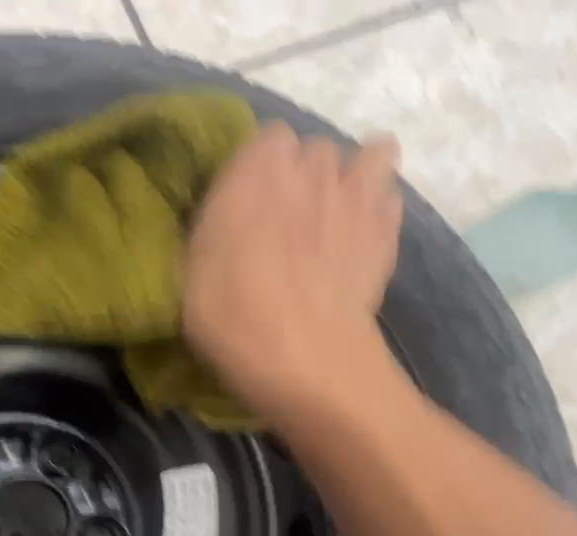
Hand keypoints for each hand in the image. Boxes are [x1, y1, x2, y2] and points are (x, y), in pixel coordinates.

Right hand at [183, 122, 407, 423]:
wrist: (305, 356)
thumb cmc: (230, 317)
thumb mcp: (187, 273)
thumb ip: (209, 227)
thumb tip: (222, 214)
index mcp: (254, 175)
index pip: (263, 139)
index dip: (253, 167)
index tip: (238, 201)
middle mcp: (311, 172)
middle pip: (313, 148)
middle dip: (299, 174)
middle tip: (278, 217)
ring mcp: (358, 197)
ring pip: (368, 156)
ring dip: (349, 178)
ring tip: (330, 215)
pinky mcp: (388, 229)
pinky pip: (388, 196)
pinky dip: (375, 209)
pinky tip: (356, 239)